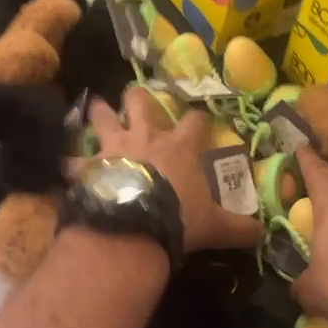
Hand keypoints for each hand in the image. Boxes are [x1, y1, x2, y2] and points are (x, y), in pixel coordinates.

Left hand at [87, 89, 263, 253]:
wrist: (135, 224)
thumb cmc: (179, 217)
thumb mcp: (216, 226)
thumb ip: (240, 227)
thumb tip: (262, 232)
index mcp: (179, 147)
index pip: (196, 121)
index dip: (200, 117)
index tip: (202, 117)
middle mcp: (145, 138)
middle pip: (141, 103)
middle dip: (138, 97)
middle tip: (135, 95)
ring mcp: (114, 147)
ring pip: (103, 117)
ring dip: (99, 112)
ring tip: (96, 104)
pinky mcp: (89, 166)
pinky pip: (74, 160)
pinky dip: (70, 162)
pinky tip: (65, 162)